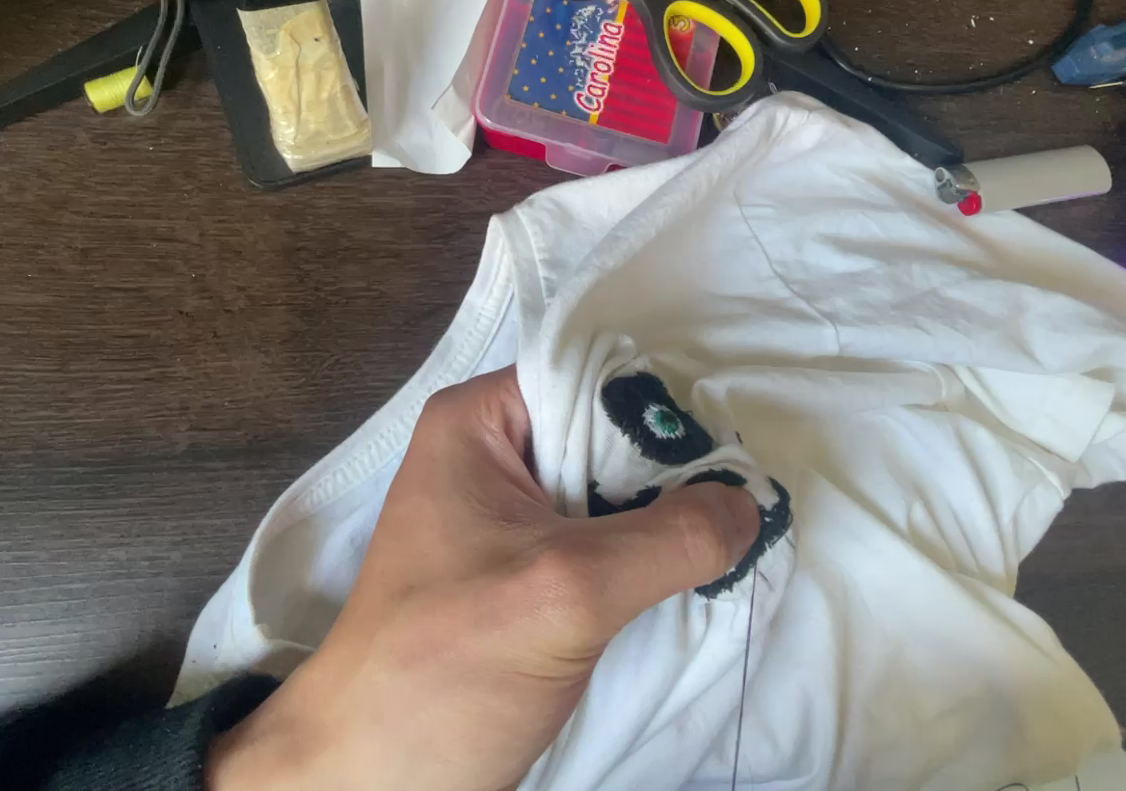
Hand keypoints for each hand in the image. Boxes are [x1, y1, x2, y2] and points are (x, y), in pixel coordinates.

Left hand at [207, 367, 760, 790]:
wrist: (376, 773)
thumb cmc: (449, 663)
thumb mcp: (568, 590)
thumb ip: (668, 539)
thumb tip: (749, 501)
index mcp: (478, 420)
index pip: (587, 376)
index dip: (658, 401)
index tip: (731, 433)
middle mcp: (490, 449)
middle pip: (601, 428)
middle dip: (669, 460)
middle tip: (745, 483)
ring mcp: (505, 508)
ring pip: (605, 483)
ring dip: (662, 507)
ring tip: (734, 518)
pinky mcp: (522, 559)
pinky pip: (597, 529)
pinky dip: (642, 544)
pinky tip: (693, 558)